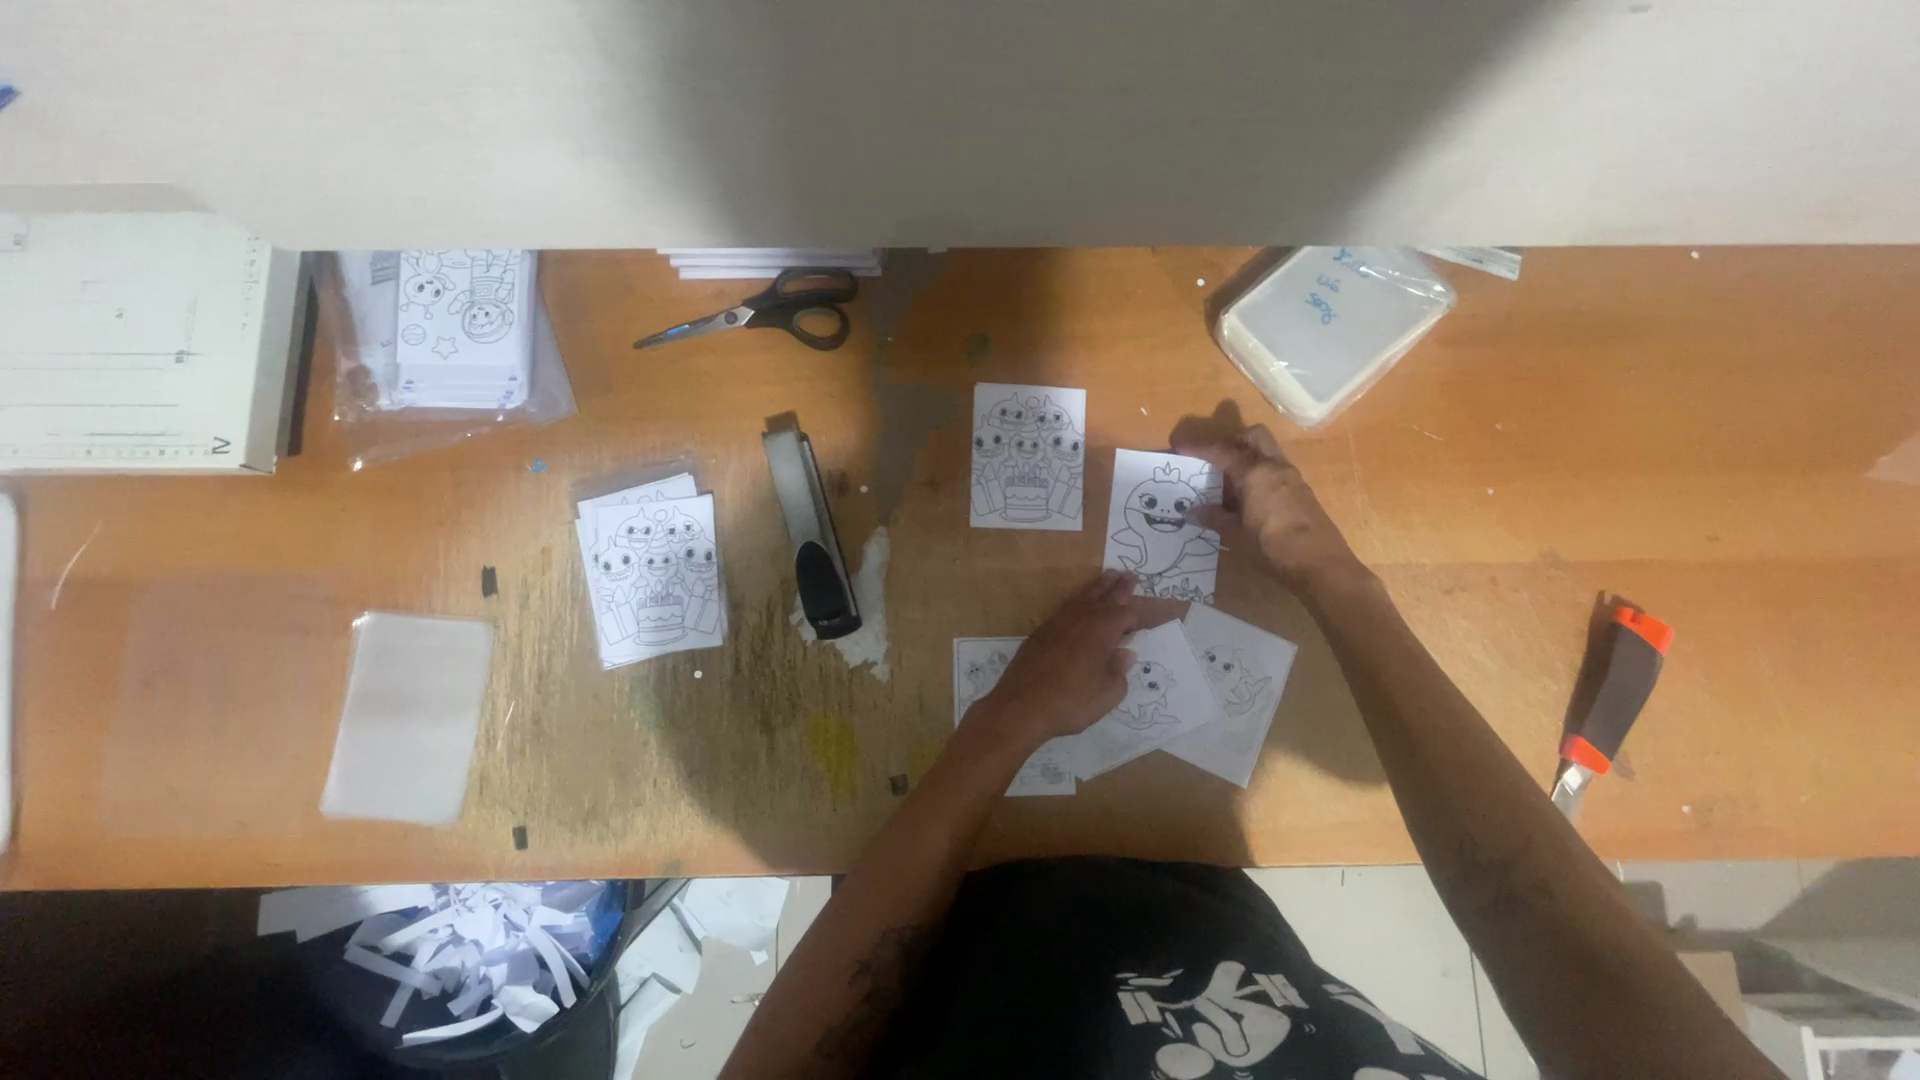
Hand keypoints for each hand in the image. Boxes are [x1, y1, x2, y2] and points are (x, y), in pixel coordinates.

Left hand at [970, 570, 1140, 746]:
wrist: (1022, 707)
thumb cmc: (1072, 701)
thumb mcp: (1108, 692)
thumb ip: (1119, 670)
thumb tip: (1125, 653)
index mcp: (1101, 631)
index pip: (1124, 615)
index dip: (1135, 617)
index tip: (1141, 620)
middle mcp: (1080, 620)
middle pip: (1103, 597)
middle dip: (1118, 587)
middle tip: (1129, 574)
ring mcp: (1057, 624)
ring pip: (1082, 598)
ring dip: (1097, 587)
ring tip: (1107, 576)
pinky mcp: (1040, 633)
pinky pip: (1065, 608)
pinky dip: (1076, 601)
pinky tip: (1077, 604)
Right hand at [1174, 424, 1369, 592]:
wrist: (1320, 564)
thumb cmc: (1273, 548)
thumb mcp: (1236, 535)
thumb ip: (1215, 519)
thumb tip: (1193, 512)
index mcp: (1255, 474)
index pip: (1222, 452)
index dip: (1199, 448)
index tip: (1181, 446)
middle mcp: (1275, 467)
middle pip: (1253, 437)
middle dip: (1232, 441)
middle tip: (1215, 459)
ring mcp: (1292, 478)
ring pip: (1267, 452)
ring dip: (1248, 458)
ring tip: (1230, 483)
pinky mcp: (1302, 491)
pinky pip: (1276, 470)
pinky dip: (1260, 474)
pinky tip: (1250, 499)